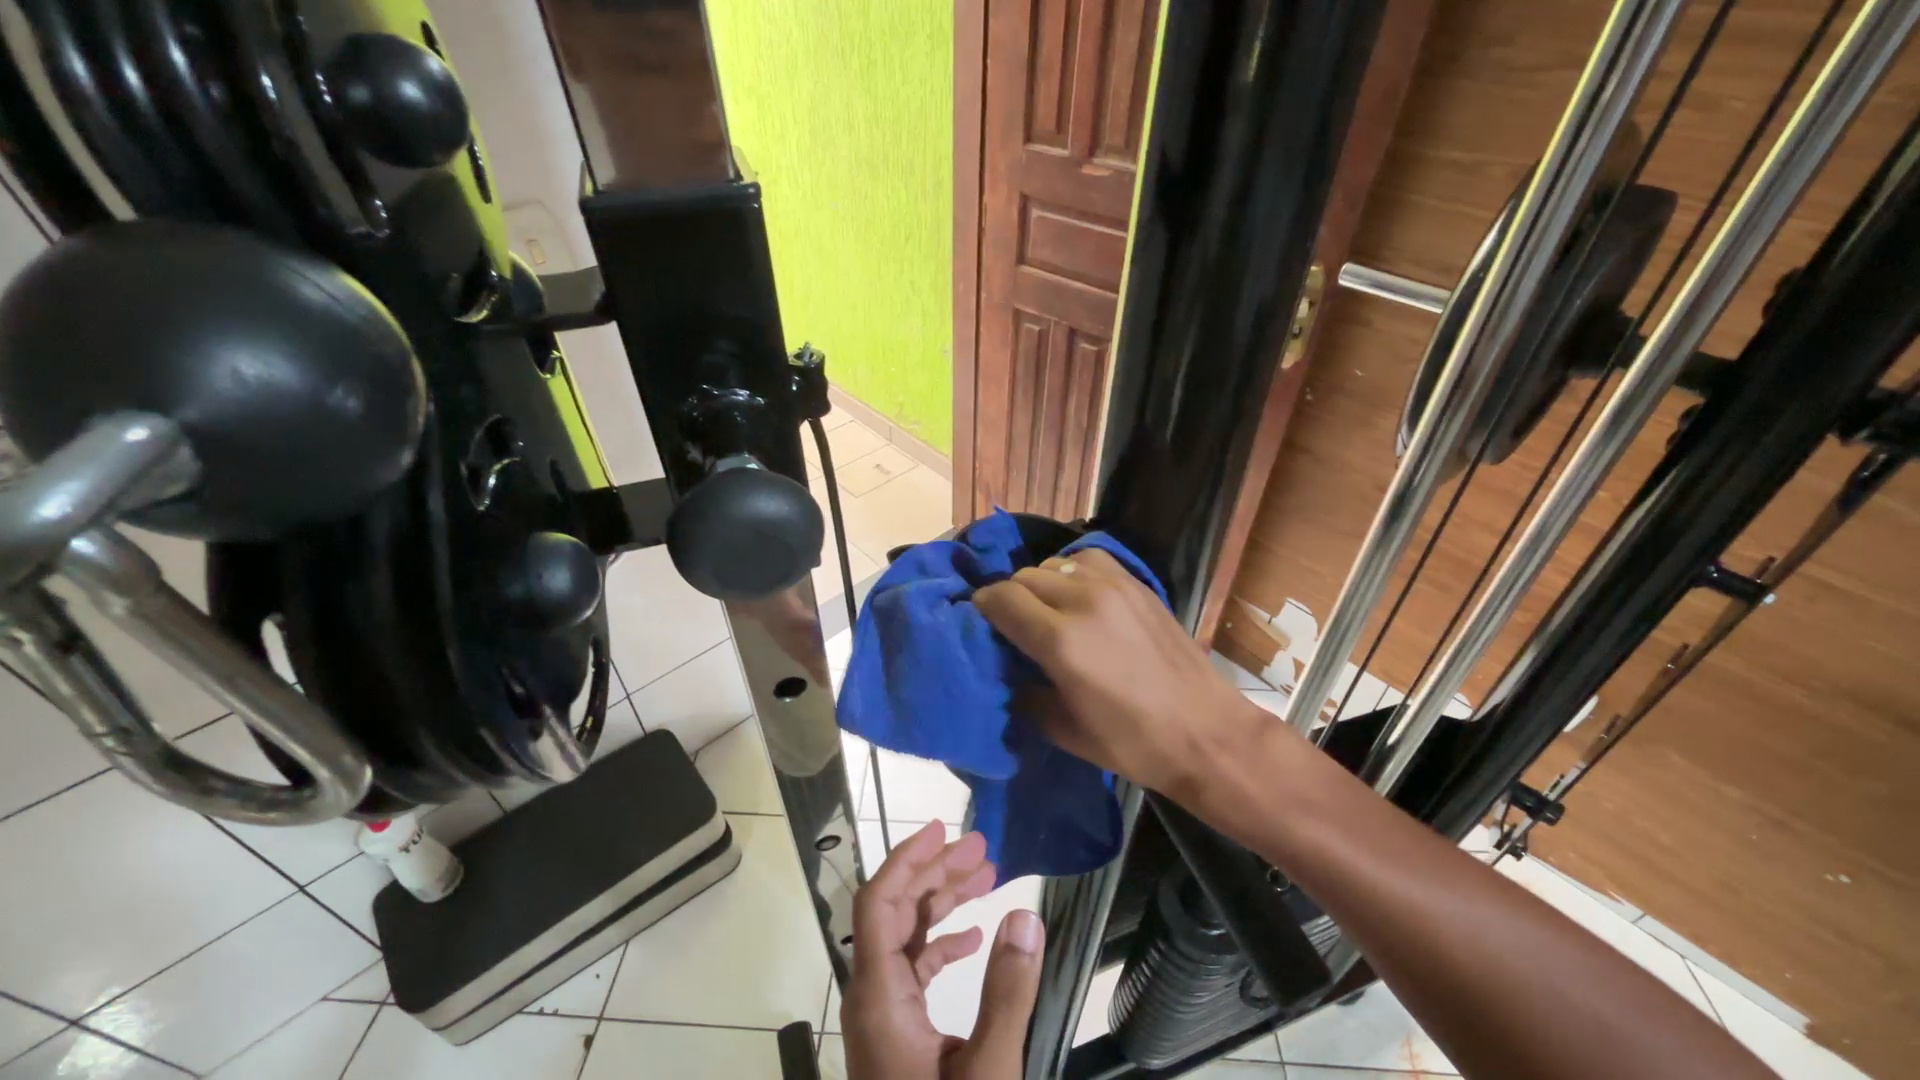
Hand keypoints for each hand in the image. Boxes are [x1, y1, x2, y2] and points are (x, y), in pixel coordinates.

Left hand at [841, 822, 1044, 1079]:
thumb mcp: (986, 1068)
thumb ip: (1006, 995)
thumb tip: (1024, 917)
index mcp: (879, 995)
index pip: (877, 904)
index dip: (905, 860)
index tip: (941, 829)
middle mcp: (872, 995)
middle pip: (894, 912)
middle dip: (936, 872)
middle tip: (981, 848)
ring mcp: (882, 1013)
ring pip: (905, 937)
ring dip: (944, 904)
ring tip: (988, 878)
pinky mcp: (896, 1029)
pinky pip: (913, 968)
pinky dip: (942, 944)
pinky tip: (976, 937)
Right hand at [974, 548, 1260, 797]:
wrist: (1205, 732)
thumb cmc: (1132, 743)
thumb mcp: (1064, 730)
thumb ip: (1025, 695)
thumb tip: (1005, 673)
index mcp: (1061, 641)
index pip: (1000, 599)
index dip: (983, 608)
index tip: (981, 624)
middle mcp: (1083, 601)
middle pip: (1023, 577)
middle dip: (1008, 598)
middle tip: (1011, 625)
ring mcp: (1115, 587)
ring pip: (1054, 564)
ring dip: (1040, 583)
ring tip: (1045, 610)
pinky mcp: (1138, 584)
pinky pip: (1089, 560)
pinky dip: (1072, 572)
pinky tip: (1077, 596)